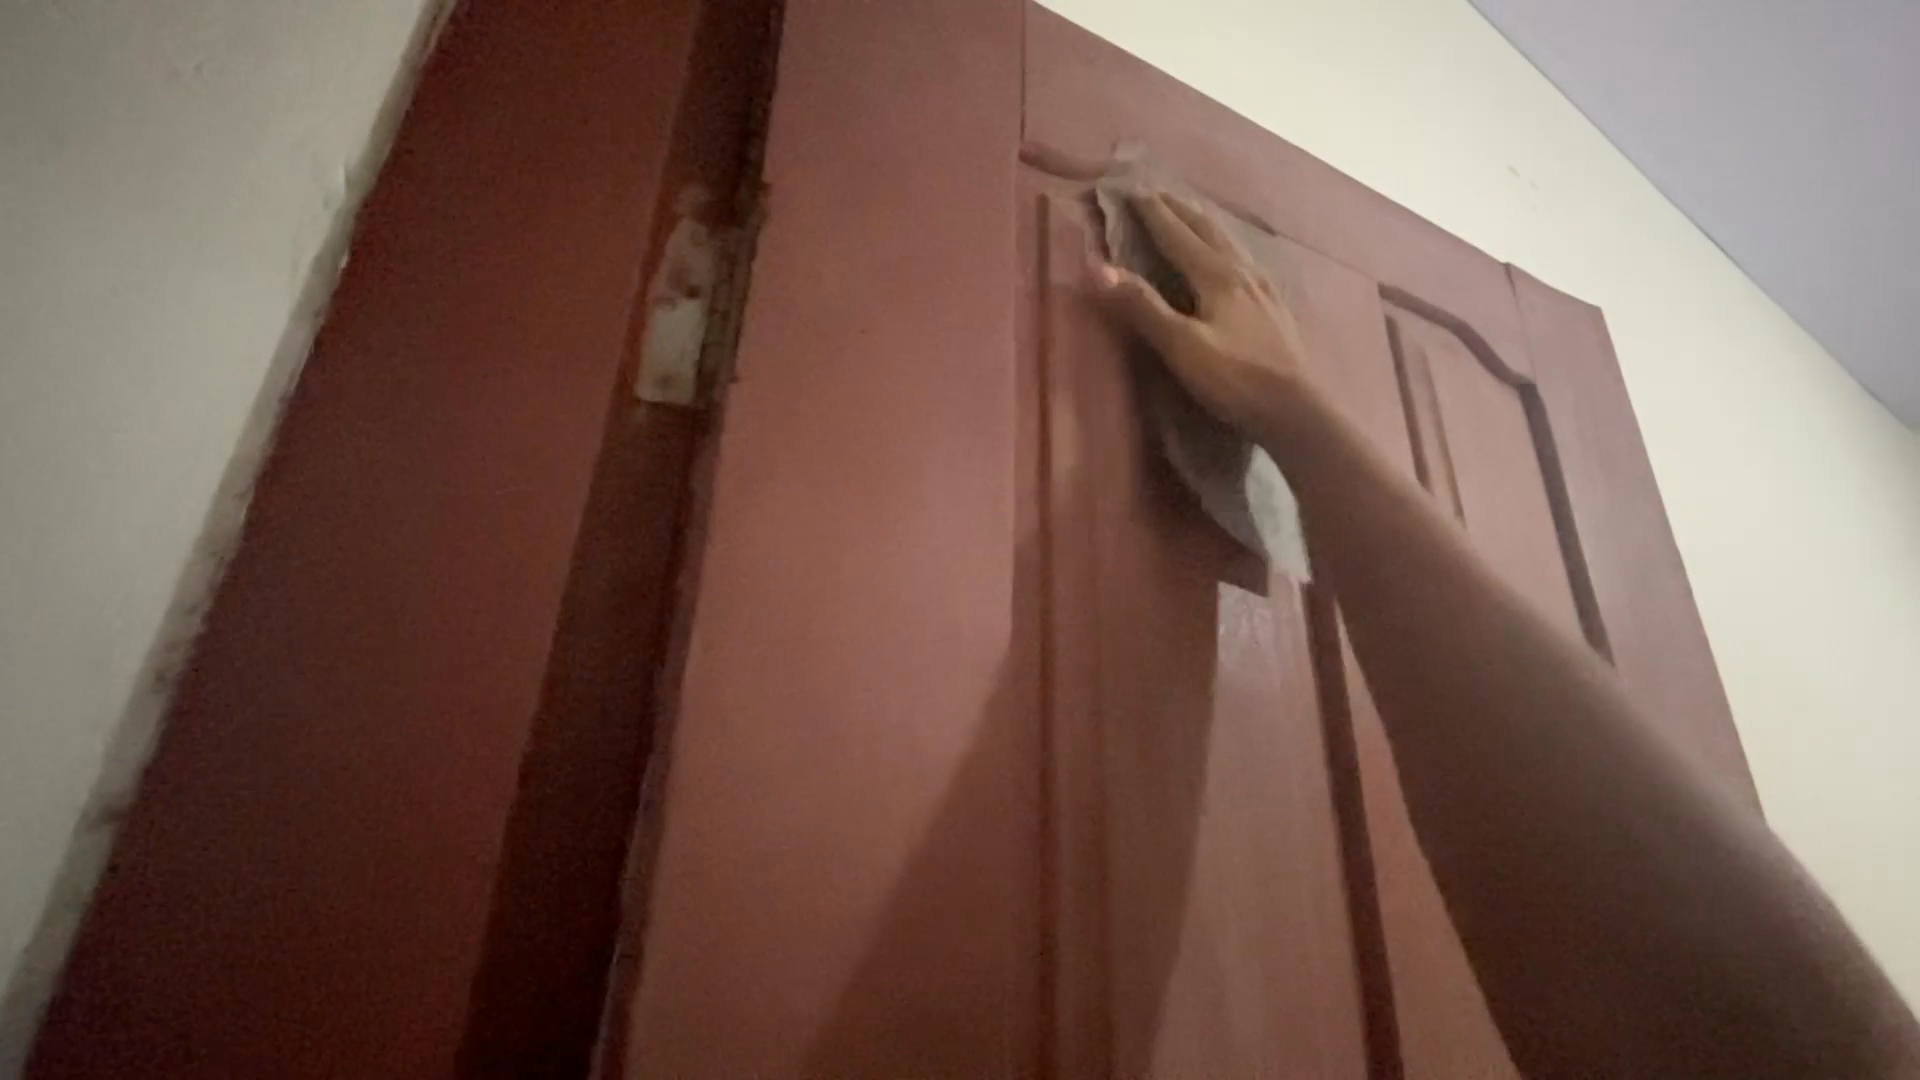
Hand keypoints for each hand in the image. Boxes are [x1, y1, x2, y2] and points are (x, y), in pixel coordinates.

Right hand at [1094, 189, 1313, 440]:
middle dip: (1178, 209)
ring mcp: (1262, 288)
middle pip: (1207, 230)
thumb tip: (1099, 268)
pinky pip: (1243, 261)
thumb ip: (1142, 306)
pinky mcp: (1273, 307)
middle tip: (1155, 193)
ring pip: (1229, 243)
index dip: (1152, 212)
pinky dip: (1224, 247)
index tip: (1129, 189)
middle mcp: (1242, 272)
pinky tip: (1230, 259)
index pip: (1177, 234)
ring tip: (1189, 215)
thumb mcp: (1181, 345)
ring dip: (1203, 224)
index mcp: (1217, 276)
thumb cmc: (1233, 378)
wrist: (1294, 408)